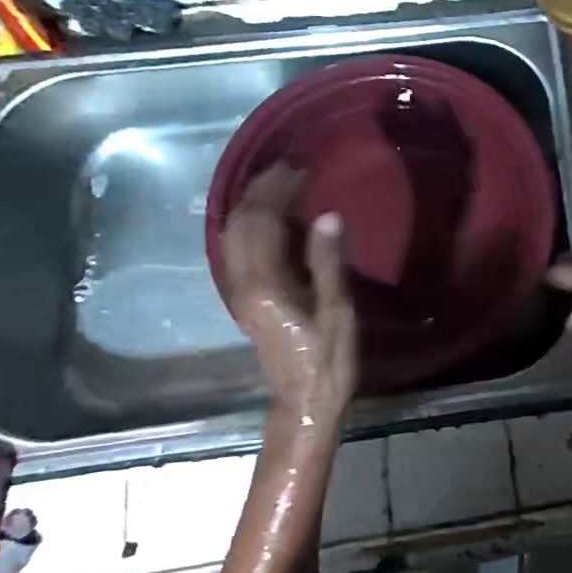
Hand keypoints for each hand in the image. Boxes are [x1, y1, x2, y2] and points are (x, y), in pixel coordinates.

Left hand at [220, 167, 356, 419]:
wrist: (304, 403)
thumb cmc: (327, 360)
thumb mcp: (338, 312)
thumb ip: (328, 263)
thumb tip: (327, 216)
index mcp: (266, 285)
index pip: (262, 223)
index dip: (275, 191)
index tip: (297, 169)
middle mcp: (243, 285)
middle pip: (240, 225)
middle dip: (259, 192)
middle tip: (286, 170)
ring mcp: (240, 295)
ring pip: (234, 238)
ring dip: (251, 207)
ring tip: (277, 187)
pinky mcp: (246, 302)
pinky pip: (239, 252)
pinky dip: (251, 227)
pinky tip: (271, 222)